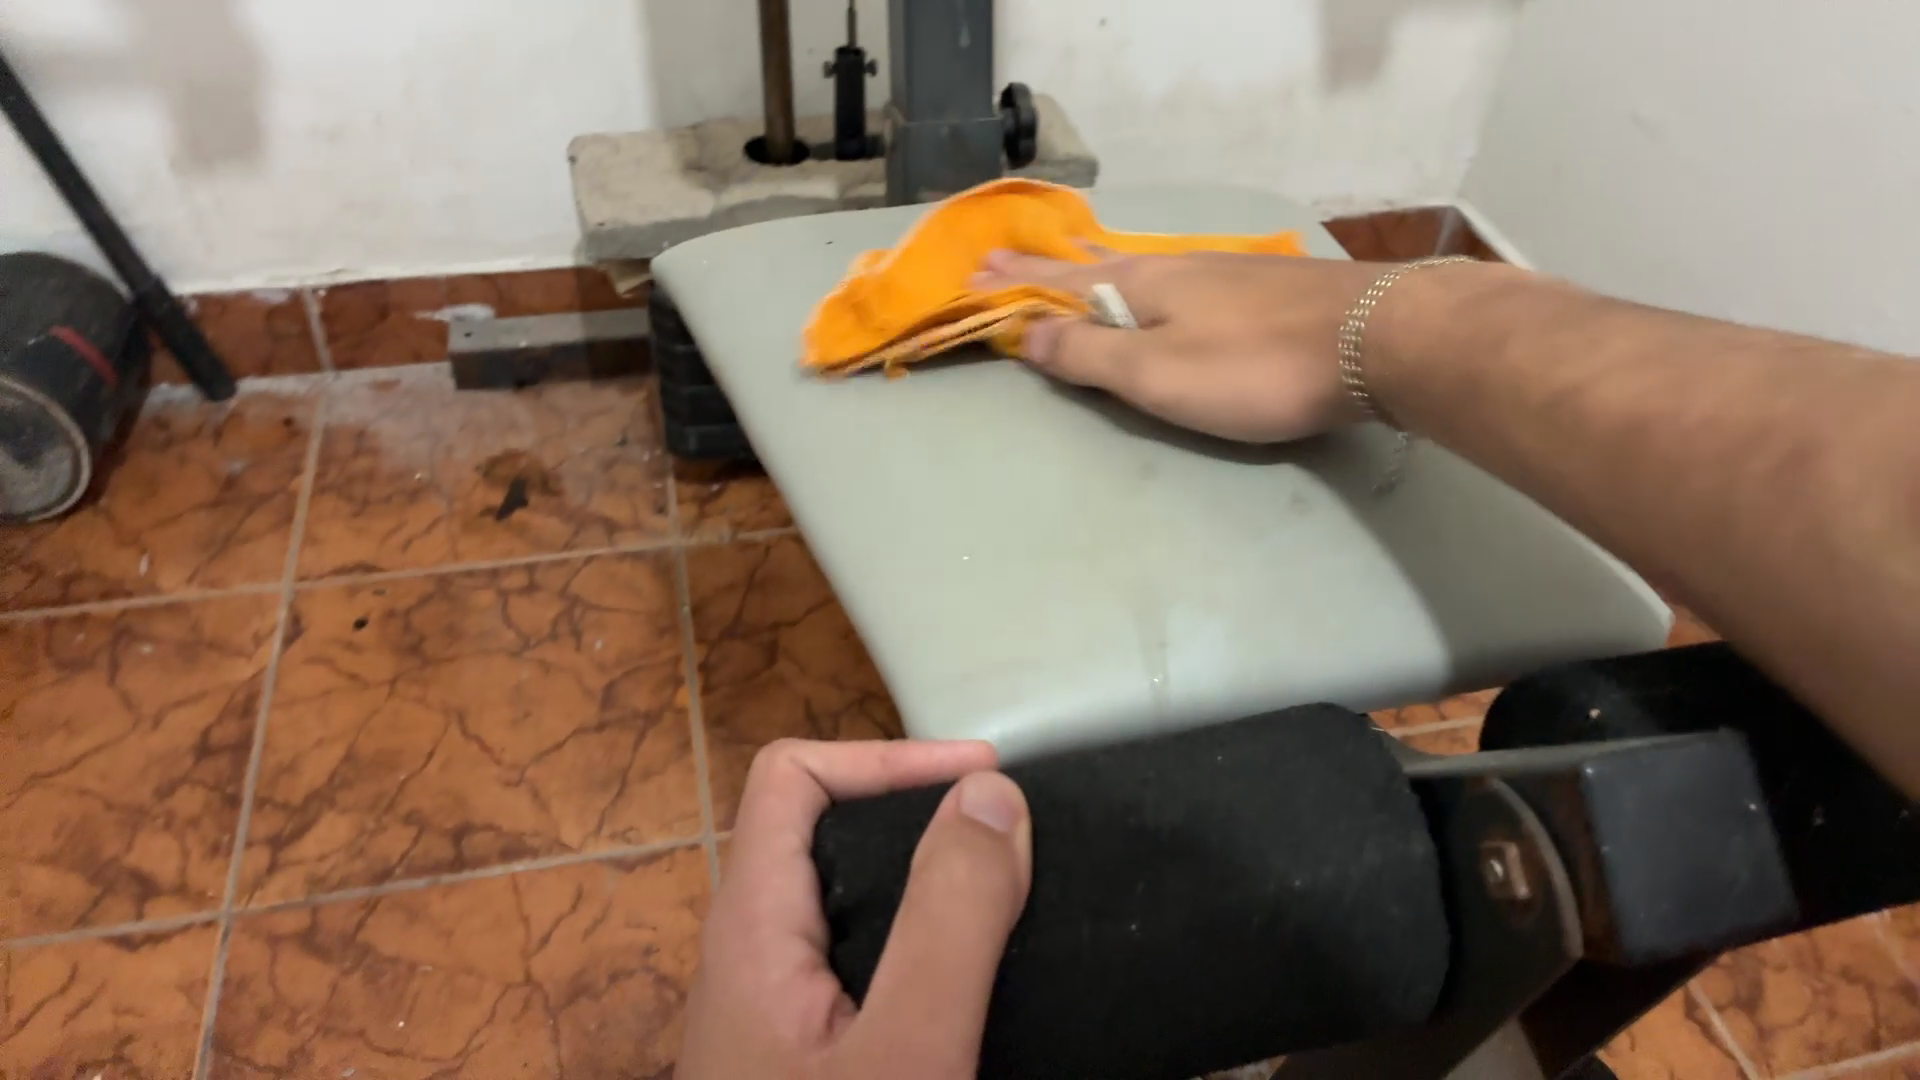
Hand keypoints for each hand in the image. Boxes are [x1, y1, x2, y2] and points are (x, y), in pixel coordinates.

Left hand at [676, 738, 1032, 1079]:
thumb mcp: (904, 1059)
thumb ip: (948, 921)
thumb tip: (991, 794)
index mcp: (754, 929)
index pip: (794, 778)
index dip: (884, 757)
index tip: (982, 778)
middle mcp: (760, 953)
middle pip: (828, 827)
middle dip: (922, 809)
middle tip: (1013, 828)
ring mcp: (787, 1008)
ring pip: (860, 895)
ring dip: (938, 875)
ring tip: (1016, 883)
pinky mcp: (819, 1050)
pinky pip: (879, 958)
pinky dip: (938, 938)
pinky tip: (989, 968)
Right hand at [974, 249, 1385, 442]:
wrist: (1377, 340)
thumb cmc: (1252, 365)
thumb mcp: (1155, 371)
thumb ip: (1088, 353)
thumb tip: (1025, 331)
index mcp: (1137, 285)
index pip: (1056, 279)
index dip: (1013, 281)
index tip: (971, 272)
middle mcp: (1170, 269)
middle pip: (1091, 266)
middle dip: (1043, 269)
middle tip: (1003, 263)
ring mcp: (1216, 275)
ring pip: (1132, 271)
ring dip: (1087, 275)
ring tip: (1063, 275)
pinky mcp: (1252, 291)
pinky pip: (1170, 283)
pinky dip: (1135, 286)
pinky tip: (1147, 290)